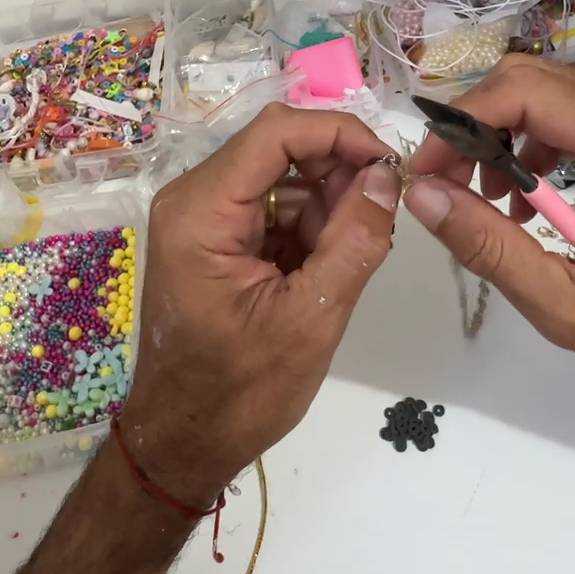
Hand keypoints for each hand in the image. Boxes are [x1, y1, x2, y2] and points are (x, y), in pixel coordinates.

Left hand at [116, 104, 401, 504]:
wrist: (185, 441)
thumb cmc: (240, 393)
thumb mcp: (311, 318)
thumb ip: (355, 241)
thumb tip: (386, 175)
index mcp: (201, 210)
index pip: (276, 132)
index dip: (339, 133)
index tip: (390, 163)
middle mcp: (194, 198)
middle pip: (279, 147)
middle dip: (337, 172)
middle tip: (380, 216)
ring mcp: (204, 215)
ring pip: (283, 175)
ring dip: (328, 203)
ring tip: (351, 254)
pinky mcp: (218, 236)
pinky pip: (275, 206)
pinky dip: (311, 224)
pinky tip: (326, 263)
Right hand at [402, 55, 574, 400]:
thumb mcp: (568, 308)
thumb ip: (489, 248)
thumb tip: (421, 195)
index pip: (532, 94)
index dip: (464, 122)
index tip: (428, 170)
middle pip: (534, 79)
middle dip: (475, 125)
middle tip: (448, 184)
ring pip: (547, 88)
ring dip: (500, 133)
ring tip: (488, 199)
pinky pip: (571, 108)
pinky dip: (530, 140)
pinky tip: (525, 194)